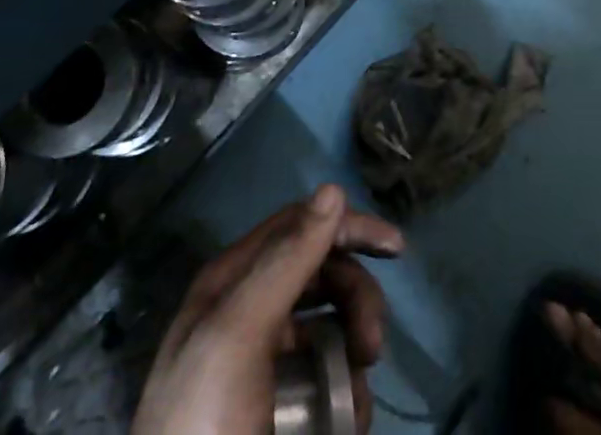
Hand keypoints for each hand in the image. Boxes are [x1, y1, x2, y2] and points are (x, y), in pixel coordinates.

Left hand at [133, 185, 403, 434]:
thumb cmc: (205, 415)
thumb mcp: (239, 330)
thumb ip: (286, 261)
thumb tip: (333, 189)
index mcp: (236, 277)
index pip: (299, 226)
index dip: (347, 227)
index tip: (395, 249)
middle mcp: (254, 305)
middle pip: (325, 276)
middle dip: (357, 302)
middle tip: (371, 347)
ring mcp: (272, 355)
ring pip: (336, 327)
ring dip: (356, 354)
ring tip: (353, 400)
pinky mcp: (288, 398)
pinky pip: (334, 377)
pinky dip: (349, 394)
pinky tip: (345, 422)